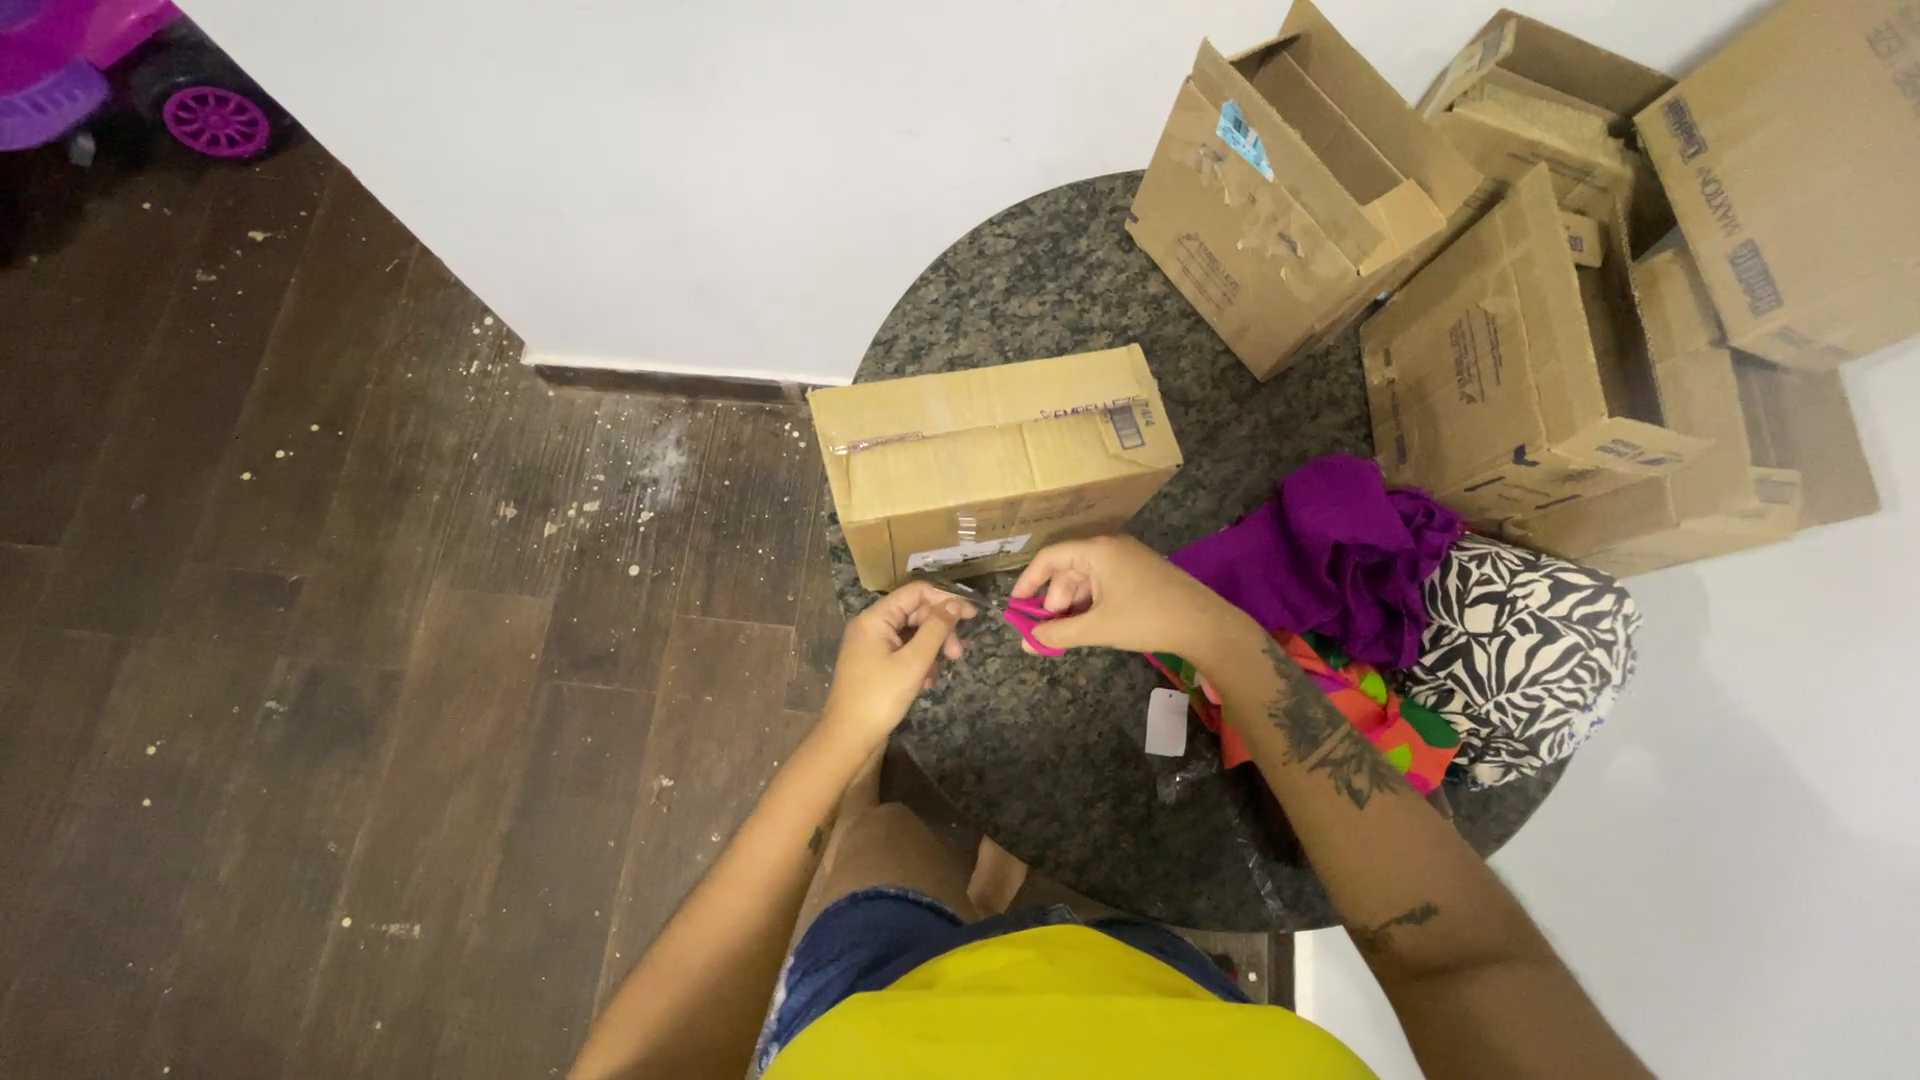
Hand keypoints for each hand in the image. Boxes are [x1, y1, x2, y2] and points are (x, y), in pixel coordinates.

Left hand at [822, 581, 976, 743]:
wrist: (849, 738)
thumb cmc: (880, 697)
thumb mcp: (914, 662)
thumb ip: (936, 629)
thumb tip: (956, 603)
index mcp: (875, 618)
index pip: (916, 592)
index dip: (945, 599)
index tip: (971, 616)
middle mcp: (871, 626)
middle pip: (914, 612)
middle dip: (940, 629)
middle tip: (959, 653)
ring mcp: (871, 645)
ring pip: (911, 634)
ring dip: (931, 648)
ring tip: (940, 673)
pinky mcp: (874, 664)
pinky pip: (903, 651)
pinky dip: (919, 662)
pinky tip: (926, 682)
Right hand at [1010, 535, 1251, 660]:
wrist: (1205, 625)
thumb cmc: (1146, 619)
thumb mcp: (1098, 628)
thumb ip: (1059, 633)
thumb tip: (1028, 642)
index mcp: (1098, 550)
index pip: (1050, 557)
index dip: (1029, 581)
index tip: (1017, 605)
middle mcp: (1111, 547)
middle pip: (1068, 567)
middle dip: (1054, 598)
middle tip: (1051, 626)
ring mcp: (1129, 558)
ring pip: (1087, 577)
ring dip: (1073, 602)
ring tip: (1072, 630)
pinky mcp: (1141, 572)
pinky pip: (1105, 581)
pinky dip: (1092, 601)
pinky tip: (1093, 623)